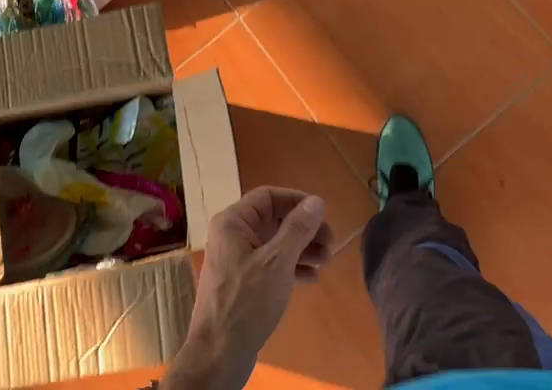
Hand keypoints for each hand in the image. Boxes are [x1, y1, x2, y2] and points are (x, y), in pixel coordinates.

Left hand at [163, 187, 331, 389]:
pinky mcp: (243, 283)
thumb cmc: (247, 301)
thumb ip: (297, 229)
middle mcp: (232, 236)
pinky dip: (292, 267)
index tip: (323, 213)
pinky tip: (312, 277)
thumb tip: (316, 201)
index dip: (296, 201)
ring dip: (302, 249)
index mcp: (233, 222)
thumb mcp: (277, 262)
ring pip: (275, 244)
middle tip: (331, 242)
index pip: (268, 197)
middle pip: (273, 220)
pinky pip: (271, 265)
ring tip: (327, 260)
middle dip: (303, 229)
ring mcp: (237, 260)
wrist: (220, 353)